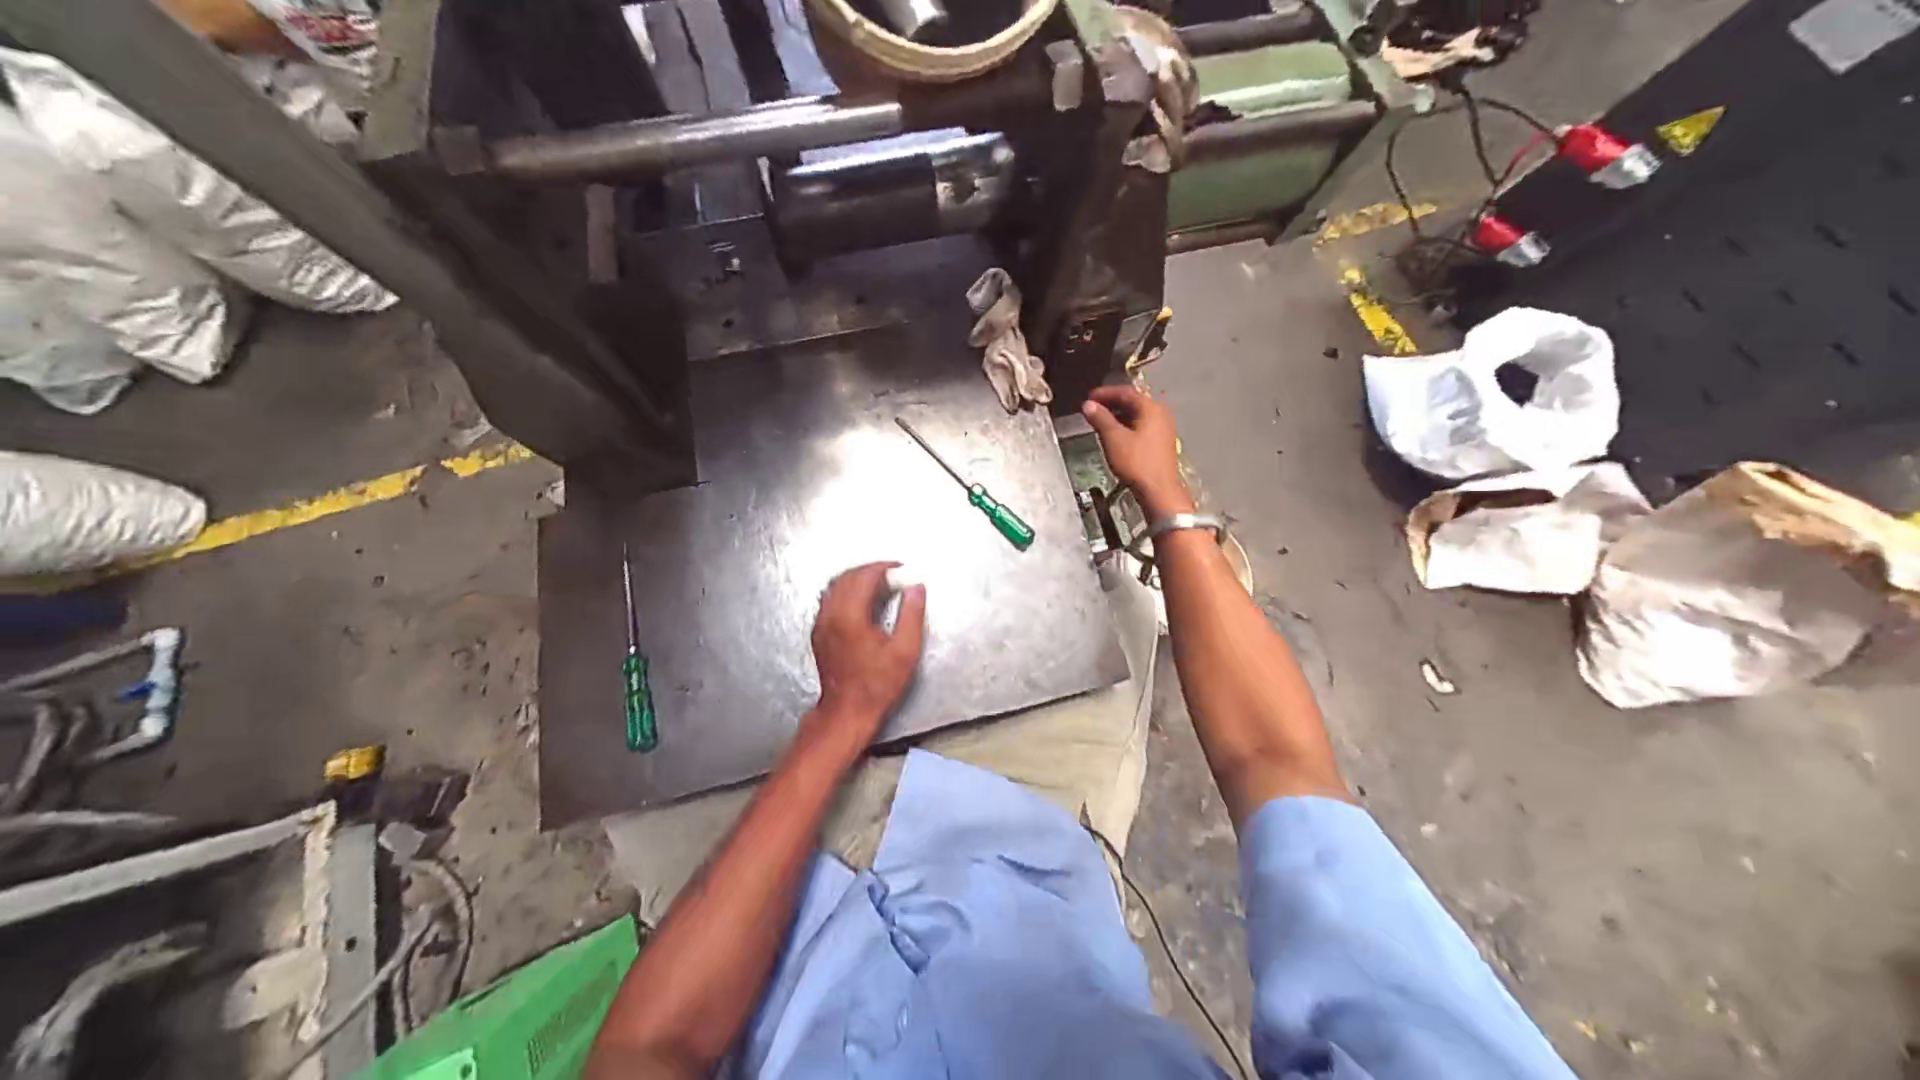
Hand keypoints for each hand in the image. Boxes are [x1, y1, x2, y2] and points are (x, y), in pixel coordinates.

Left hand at [808, 562, 925, 750]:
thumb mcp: (905, 651)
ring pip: (835, 586)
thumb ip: (912, 615)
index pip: (864, 577)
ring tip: (879, 584)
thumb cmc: (878, 685)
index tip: (899, 568)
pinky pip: (829, 600)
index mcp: (850, 616)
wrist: (847, 711)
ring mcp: (821, 624)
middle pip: (847, 577)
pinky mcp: (819, 633)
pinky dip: (846, 591)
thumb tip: (916, 588)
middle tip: (892, 574)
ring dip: (856, 579)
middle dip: (870, 570)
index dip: (883, 568)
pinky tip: (861, 600)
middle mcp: (831, 615)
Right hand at [1081, 384, 1193, 519]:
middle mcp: (1160, 415)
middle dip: (1111, 404)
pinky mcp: (1161, 443)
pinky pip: (1141, 427)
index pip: (1125, 392)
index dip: (1105, 393)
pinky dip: (1126, 426)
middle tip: (1094, 408)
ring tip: (1100, 421)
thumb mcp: (1113, 438)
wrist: (1158, 491)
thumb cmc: (1138, 464)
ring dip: (1118, 416)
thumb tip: (1089, 406)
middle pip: (1133, 402)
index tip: (1090, 397)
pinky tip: (1115, 435)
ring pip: (1137, 415)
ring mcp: (1163, 429)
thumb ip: (1100, 418)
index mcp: (1151, 408)